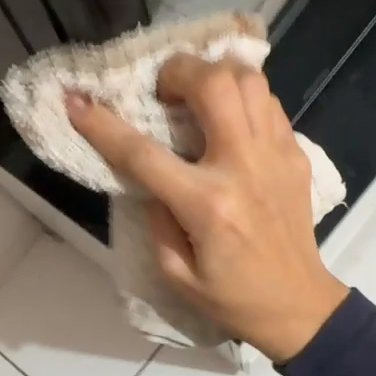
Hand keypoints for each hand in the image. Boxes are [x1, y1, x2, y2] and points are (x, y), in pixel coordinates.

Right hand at [67, 55, 349, 361]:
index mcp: (207, 205)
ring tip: (197, 96)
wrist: (298, 305)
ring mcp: (276, 156)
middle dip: (179, 71)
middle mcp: (243, 168)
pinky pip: (268, 103)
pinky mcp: (296, 155)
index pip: (144, 154)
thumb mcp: (175, 274)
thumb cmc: (231, 298)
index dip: (104, 125)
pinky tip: (228, 120)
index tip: (77, 101)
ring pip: (249, 80)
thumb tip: (151, 178)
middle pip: (215, 84)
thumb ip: (156, 219)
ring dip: (216, 75)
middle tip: (164, 90)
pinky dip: (243, 98)